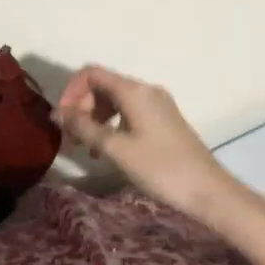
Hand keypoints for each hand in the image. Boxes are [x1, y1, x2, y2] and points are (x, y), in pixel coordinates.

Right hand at [54, 65, 238, 216]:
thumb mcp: (116, 149)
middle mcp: (146, 91)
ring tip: (85, 147)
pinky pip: (128, 113)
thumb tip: (56, 112)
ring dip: (94, 119)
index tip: (64, 120)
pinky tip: (107, 151)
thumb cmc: (160, 168)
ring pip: (115, 101)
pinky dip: (111, 125)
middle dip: (81, 107)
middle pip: (103, 86)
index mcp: (135, 92)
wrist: (208, 191)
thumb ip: (83, 128)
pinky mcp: (163, 121)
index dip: (71, 91)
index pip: (92, 74)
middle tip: (72, 138)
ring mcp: (157, 106)